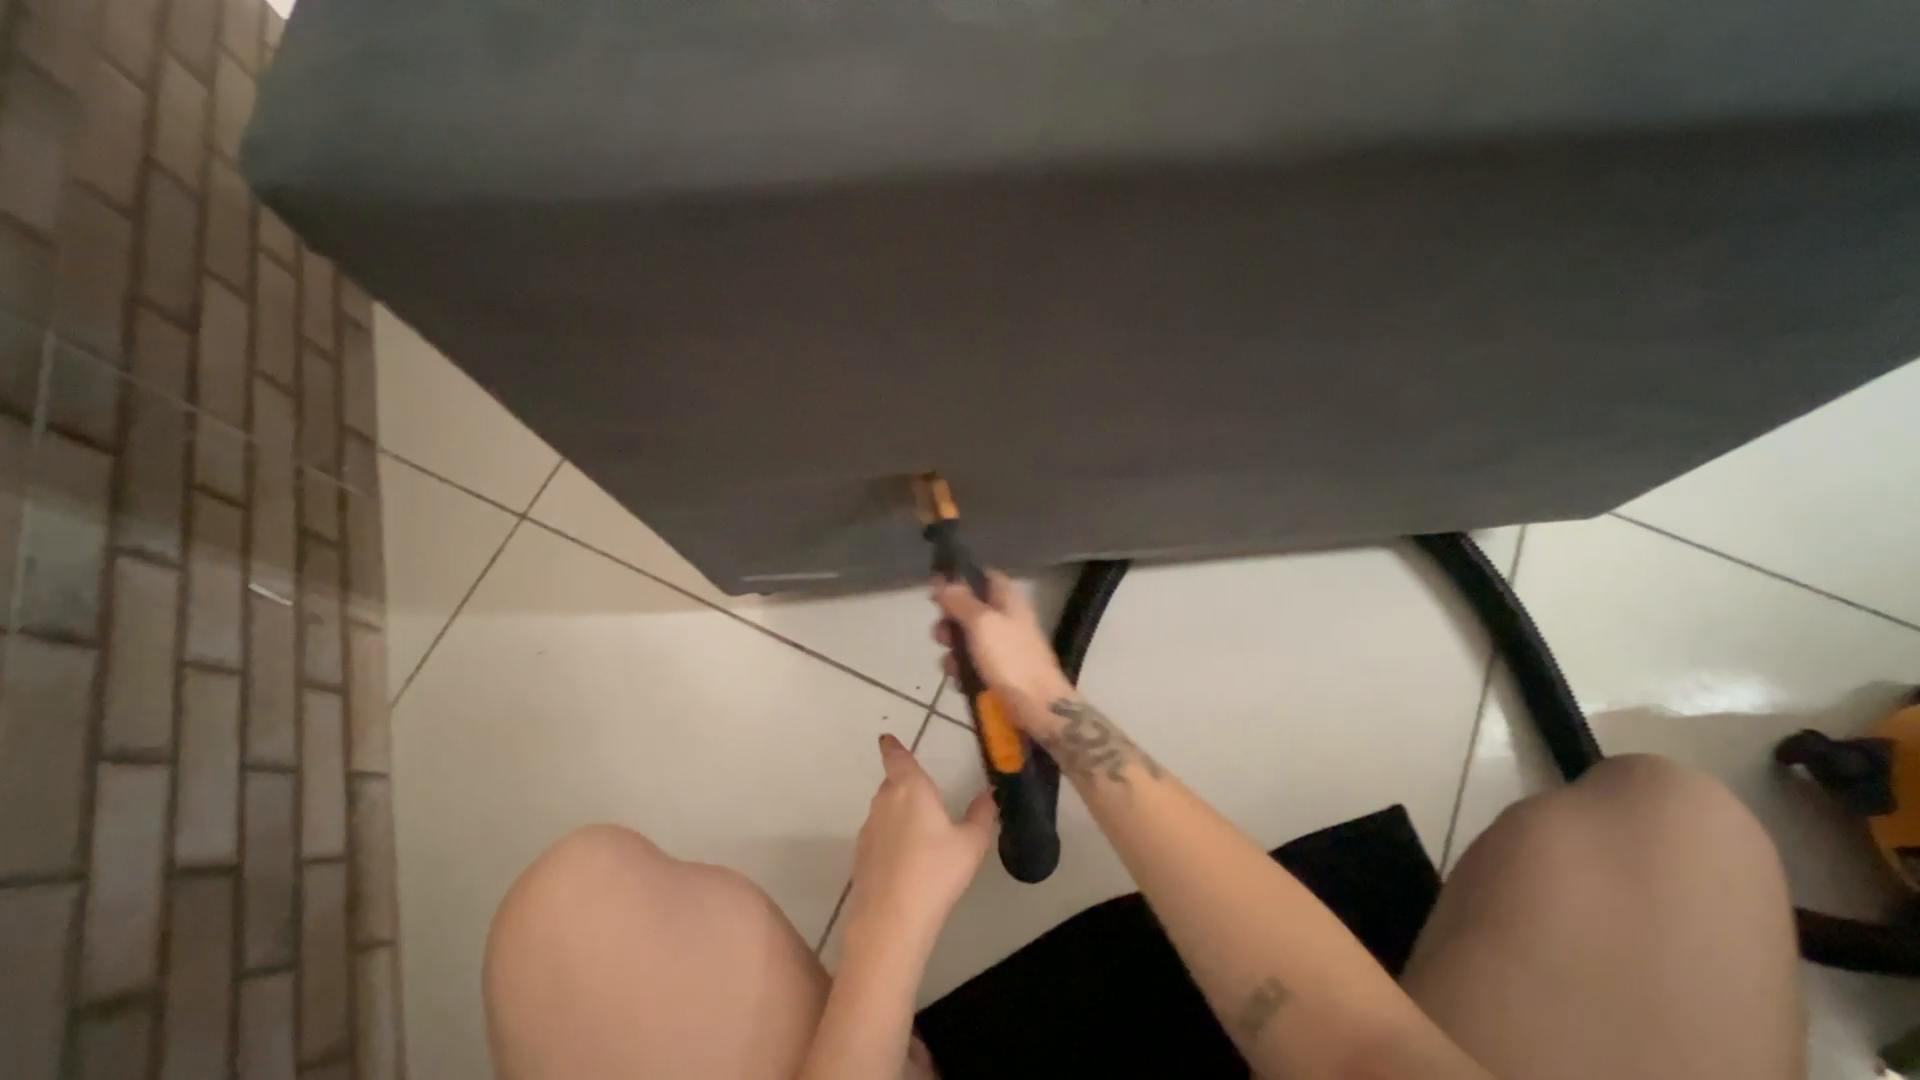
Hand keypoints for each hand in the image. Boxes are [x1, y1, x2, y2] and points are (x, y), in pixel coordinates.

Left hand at [845, 735, 996, 940]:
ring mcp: (868, 830)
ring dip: (898, 814)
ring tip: (920, 832)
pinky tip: (907, 861)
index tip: (886, 738)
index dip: (893, 747)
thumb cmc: (936, 871)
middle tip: (924, 795)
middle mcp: (884, 802)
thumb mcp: (971, 844)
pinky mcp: (861, 856)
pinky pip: (879, 836)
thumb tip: (989, 795)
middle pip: (892, 784)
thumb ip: (981, 816)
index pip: (897, 758)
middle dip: (904, 784)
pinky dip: (891, 839)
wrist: (891, 918)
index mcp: (910, 789)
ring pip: (884, 811)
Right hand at [932, 571, 1076, 731]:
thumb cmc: (1010, 658)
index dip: (960, 578)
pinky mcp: (998, 671)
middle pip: (970, 609)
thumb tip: (943, 582)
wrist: (1036, 705)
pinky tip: (958, 680)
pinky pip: (972, 664)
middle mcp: (1006, 618)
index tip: (937, 586)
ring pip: (967, 639)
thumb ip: (960, 601)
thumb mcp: (981, 623)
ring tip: (949, 664)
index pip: (983, 576)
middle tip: (940, 634)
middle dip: (950, 621)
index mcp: (1008, 599)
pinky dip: (962, 670)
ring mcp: (1003, 646)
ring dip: (953, 650)